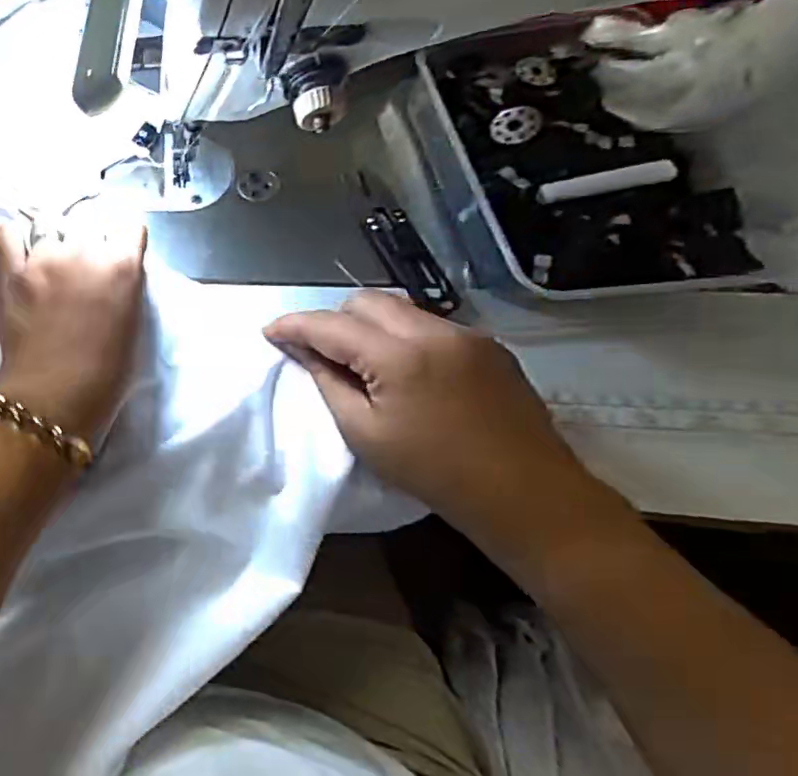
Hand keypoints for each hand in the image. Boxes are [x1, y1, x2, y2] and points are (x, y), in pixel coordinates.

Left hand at [0, 213, 147, 443]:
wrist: (54, 399)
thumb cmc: (106, 373)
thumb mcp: (134, 324)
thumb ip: (126, 287)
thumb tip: (114, 273)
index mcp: (122, 264)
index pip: (129, 227)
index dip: (124, 242)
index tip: (119, 256)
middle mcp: (84, 251)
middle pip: (89, 223)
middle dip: (89, 242)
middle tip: (84, 271)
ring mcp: (44, 258)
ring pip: (49, 224)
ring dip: (54, 240)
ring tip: (52, 264)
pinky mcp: (11, 271)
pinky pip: (7, 234)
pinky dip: (15, 238)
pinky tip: (21, 252)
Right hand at [265, 291, 625, 548]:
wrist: (527, 496)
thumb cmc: (435, 473)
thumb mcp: (366, 435)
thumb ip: (328, 383)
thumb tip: (304, 351)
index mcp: (398, 356)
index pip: (331, 324)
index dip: (294, 325)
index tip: (271, 332)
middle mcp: (433, 330)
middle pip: (366, 301)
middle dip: (335, 320)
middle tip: (323, 353)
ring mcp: (466, 333)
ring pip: (400, 308)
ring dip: (372, 325)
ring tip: (367, 362)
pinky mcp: (488, 344)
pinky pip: (431, 324)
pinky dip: (406, 336)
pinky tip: (411, 371)